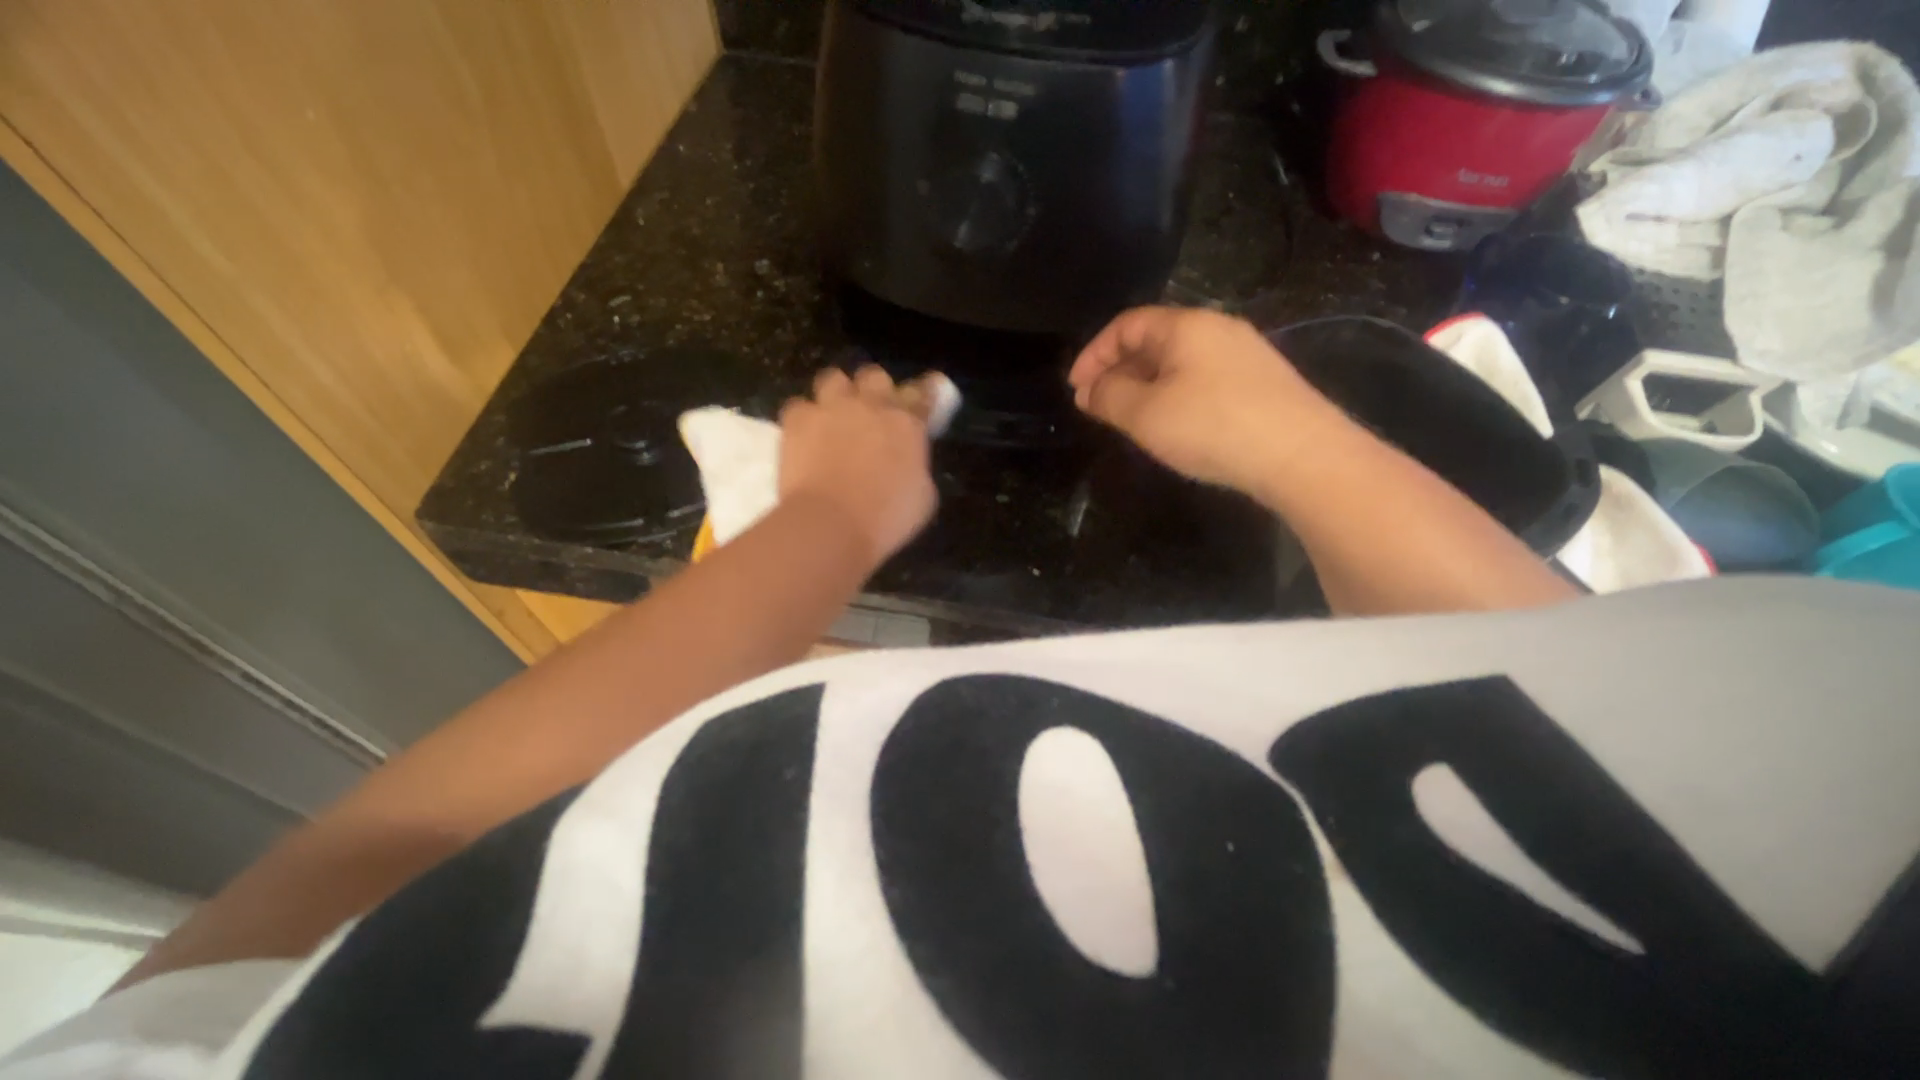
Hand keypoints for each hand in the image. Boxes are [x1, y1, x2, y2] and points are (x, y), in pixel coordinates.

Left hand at [779, 366, 938, 566]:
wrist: (830, 524)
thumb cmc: (885, 519)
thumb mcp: (922, 498)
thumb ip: (918, 469)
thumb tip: (910, 464)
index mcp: (907, 424)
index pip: (922, 394)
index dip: (925, 393)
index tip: (925, 395)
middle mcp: (870, 406)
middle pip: (874, 376)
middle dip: (874, 389)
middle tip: (871, 412)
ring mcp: (831, 409)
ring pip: (833, 378)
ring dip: (836, 394)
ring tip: (833, 416)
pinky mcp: (797, 420)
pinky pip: (799, 406)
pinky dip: (802, 418)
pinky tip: (804, 436)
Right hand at [1069, 306, 1344, 494]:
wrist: (1302, 455)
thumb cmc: (1213, 426)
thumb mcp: (1146, 414)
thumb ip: (1109, 397)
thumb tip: (1089, 391)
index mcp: (1186, 325)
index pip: (1126, 324)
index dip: (1094, 354)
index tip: (1076, 389)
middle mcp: (1218, 329)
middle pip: (1155, 340)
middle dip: (1120, 370)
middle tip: (1099, 406)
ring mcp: (1246, 355)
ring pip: (1181, 362)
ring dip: (1148, 386)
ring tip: (1132, 420)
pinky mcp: (1264, 383)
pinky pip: (1205, 379)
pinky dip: (1177, 395)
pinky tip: (1176, 427)